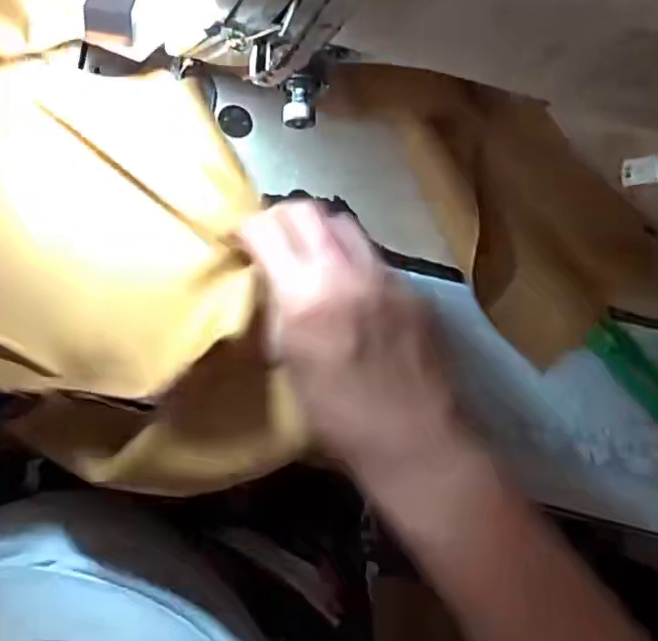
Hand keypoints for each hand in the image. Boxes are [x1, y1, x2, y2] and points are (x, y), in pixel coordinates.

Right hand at [240, 201, 472, 482]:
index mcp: (305, 295)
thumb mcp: (285, 355)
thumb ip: (275, 302)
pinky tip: (345, 287)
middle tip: (268, 242)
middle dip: (278, 219)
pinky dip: (346, 256)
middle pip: (304, 210)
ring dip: (315, 230)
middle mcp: (345, 273)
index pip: (263, 227)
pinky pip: (369, 252)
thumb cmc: (336, 413)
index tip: (237, 243)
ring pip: (341, 222)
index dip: (243, 229)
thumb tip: (264, 274)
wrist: (420, 446)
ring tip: (306, 257)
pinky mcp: (412, 289)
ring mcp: (385, 277)